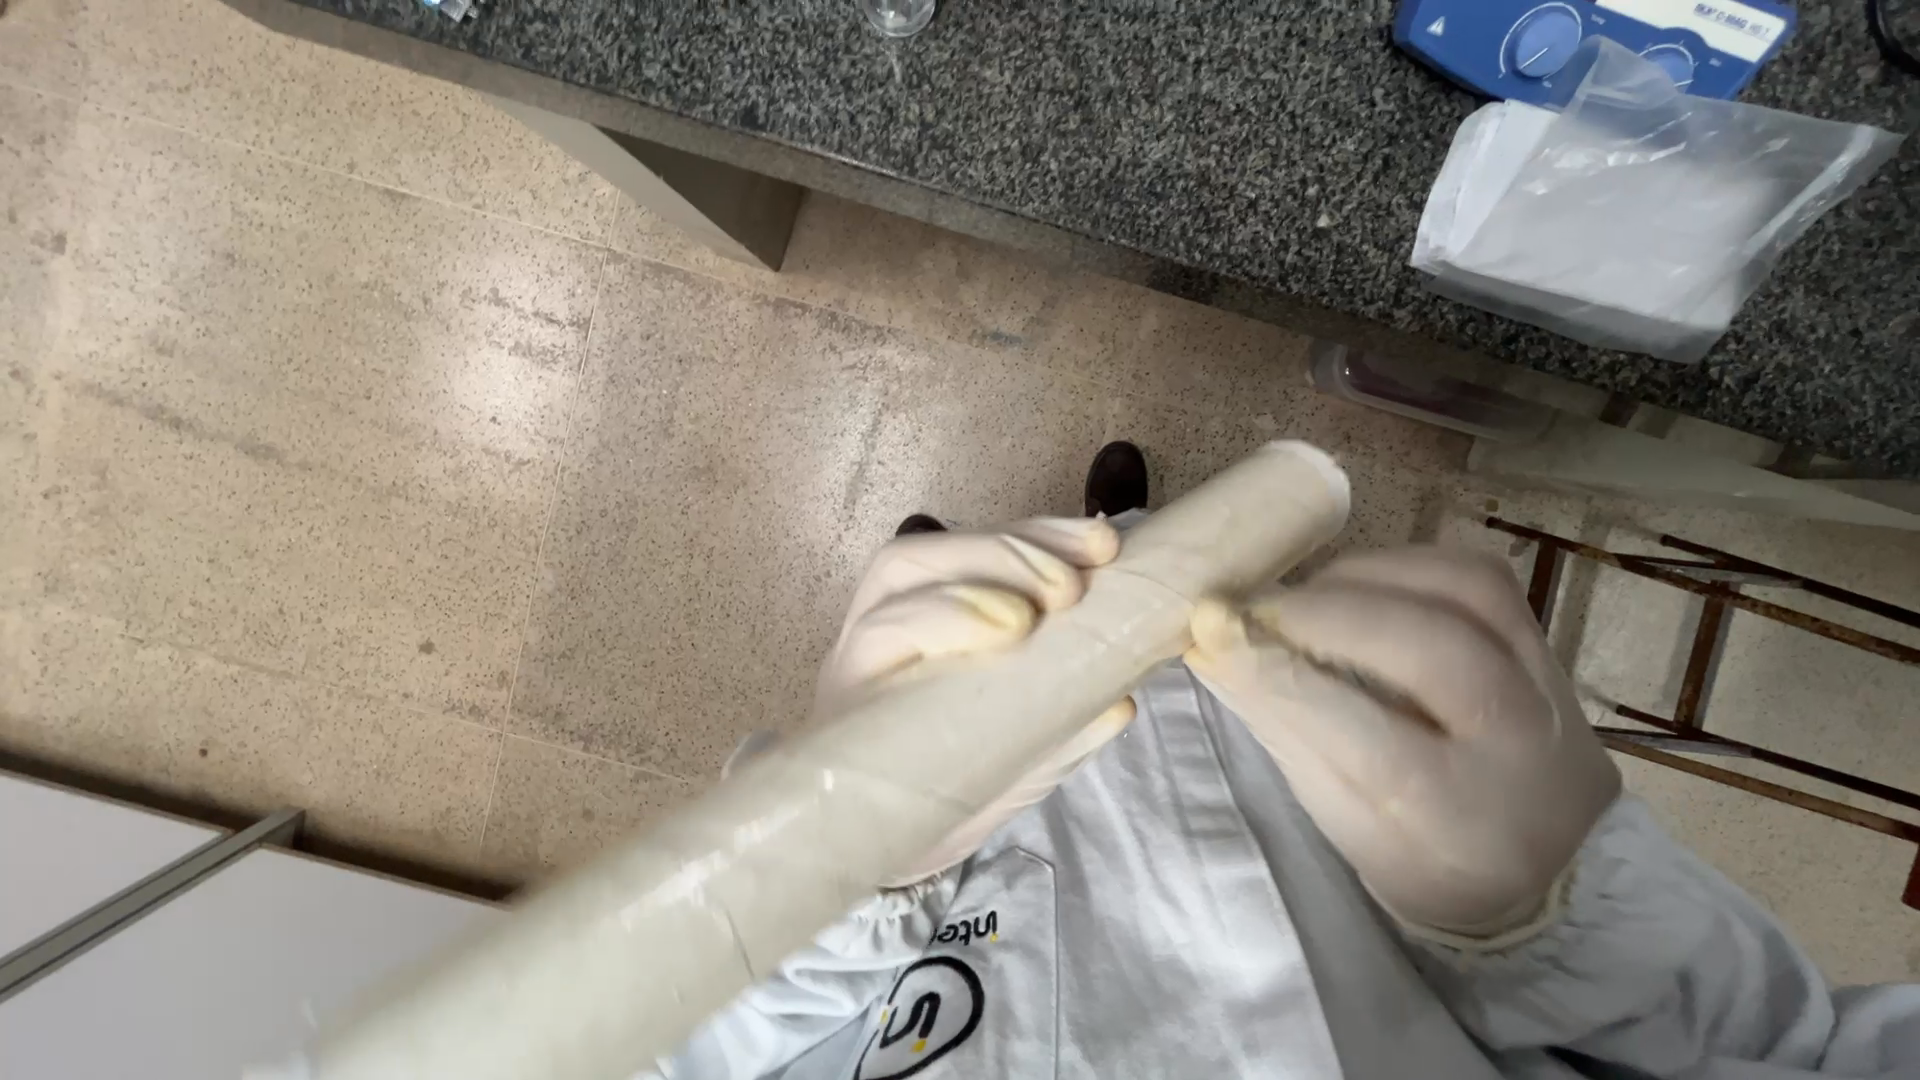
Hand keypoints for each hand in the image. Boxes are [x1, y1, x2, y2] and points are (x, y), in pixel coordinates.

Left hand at [818, 517, 1134, 886]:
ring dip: (1025, 539)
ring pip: (941, 548)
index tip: (1019, 625)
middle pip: (911, 568)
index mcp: (863, 694)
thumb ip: (1040, 751)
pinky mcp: (939, 586)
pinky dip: (1035, 538)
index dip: (950, 615)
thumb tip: (1112, 705)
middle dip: (998, 563)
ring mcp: (899, 604)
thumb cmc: (929, 801)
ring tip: (1099, 549)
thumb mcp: (983, 796)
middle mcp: (869, 636)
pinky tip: (1087, 542)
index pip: (889, 629)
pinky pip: (977, 549)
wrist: (883, 802)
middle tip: (1071, 589)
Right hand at [1186, 547, 1620, 942]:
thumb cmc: (1419, 855)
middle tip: (1253, 608)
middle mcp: (1527, 747)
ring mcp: (1551, 684)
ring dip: (1365, 577)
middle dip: (1329, 614)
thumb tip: (1210, 649)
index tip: (1215, 635)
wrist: (1548, 859)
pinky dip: (1402, 565)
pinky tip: (1352, 585)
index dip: (1288, 680)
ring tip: (1301, 596)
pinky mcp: (1546, 641)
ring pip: (1468, 591)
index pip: (1374, 743)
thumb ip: (1282, 729)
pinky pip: (1478, 575)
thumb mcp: (1341, 820)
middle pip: (1436, 650)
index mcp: (1467, 821)